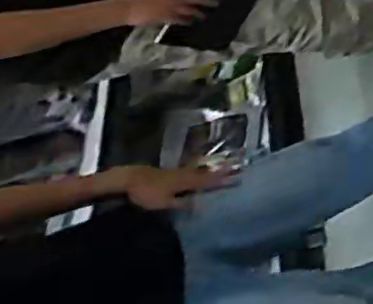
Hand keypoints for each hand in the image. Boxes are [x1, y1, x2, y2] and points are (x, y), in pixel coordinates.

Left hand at [108, 165, 236, 210]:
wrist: (133, 179)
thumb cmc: (148, 193)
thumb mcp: (164, 202)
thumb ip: (182, 203)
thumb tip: (200, 204)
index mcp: (187, 181)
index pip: (208, 181)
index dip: (222, 180)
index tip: (237, 178)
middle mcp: (187, 174)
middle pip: (208, 173)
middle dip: (223, 171)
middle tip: (238, 168)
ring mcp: (181, 172)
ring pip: (202, 171)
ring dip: (215, 170)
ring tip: (228, 167)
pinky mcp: (175, 173)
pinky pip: (195, 171)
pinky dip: (204, 171)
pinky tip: (205, 172)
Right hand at [118, 0, 215, 26]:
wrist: (131, 7)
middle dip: (206, 2)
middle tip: (216, 4)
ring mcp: (170, 7)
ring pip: (189, 10)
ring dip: (198, 13)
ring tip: (206, 16)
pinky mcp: (165, 17)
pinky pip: (179, 19)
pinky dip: (186, 21)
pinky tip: (191, 23)